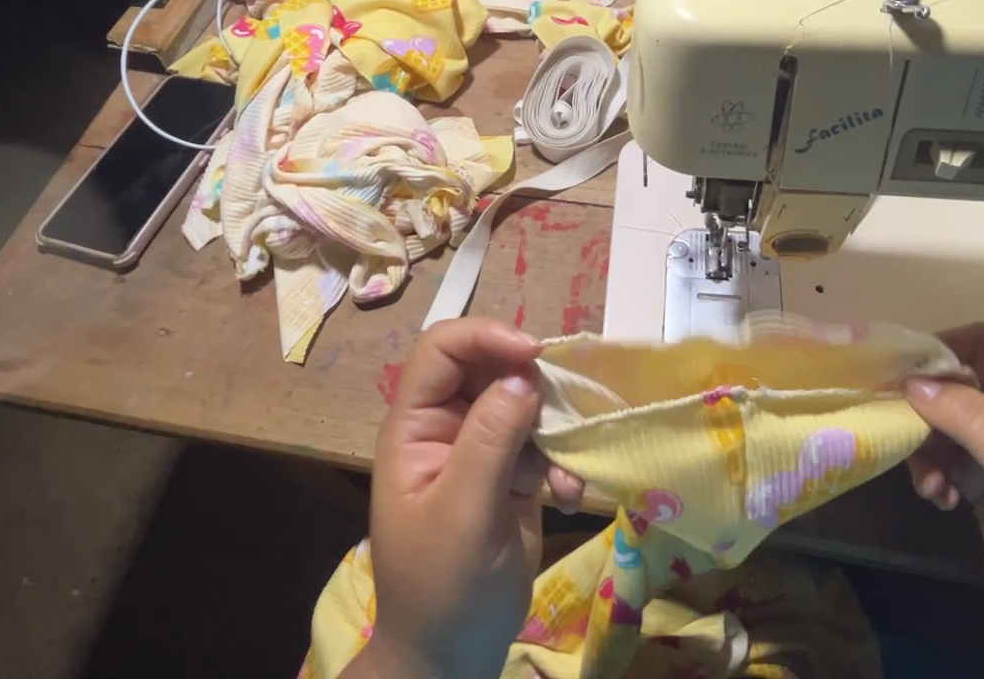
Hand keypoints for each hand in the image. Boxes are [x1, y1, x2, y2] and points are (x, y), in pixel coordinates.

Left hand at [349, 319, 582, 678]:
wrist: (452, 655)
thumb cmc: (441, 586)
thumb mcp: (463, 512)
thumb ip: (490, 439)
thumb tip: (524, 375)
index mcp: (415, 425)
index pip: (442, 350)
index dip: (485, 336)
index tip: (535, 352)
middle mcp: (445, 424)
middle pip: (487, 366)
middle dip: (528, 379)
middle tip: (563, 404)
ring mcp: (479, 448)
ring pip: (521, 400)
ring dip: (551, 425)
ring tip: (564, 468)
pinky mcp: (509, 473)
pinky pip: (540, 442)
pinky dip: (559, 461)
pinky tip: (568, 496)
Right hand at [903, 324, 983, 678]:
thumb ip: (972, 418)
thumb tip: (911, 381)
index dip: (942, 350)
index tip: (896, 369)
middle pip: (958, 383)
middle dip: (926, 406)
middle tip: (895, 426)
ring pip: (944, 421)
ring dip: (926, 446)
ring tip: (927, 481)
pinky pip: (944, 457)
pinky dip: (932, 472)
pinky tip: (937, 499)